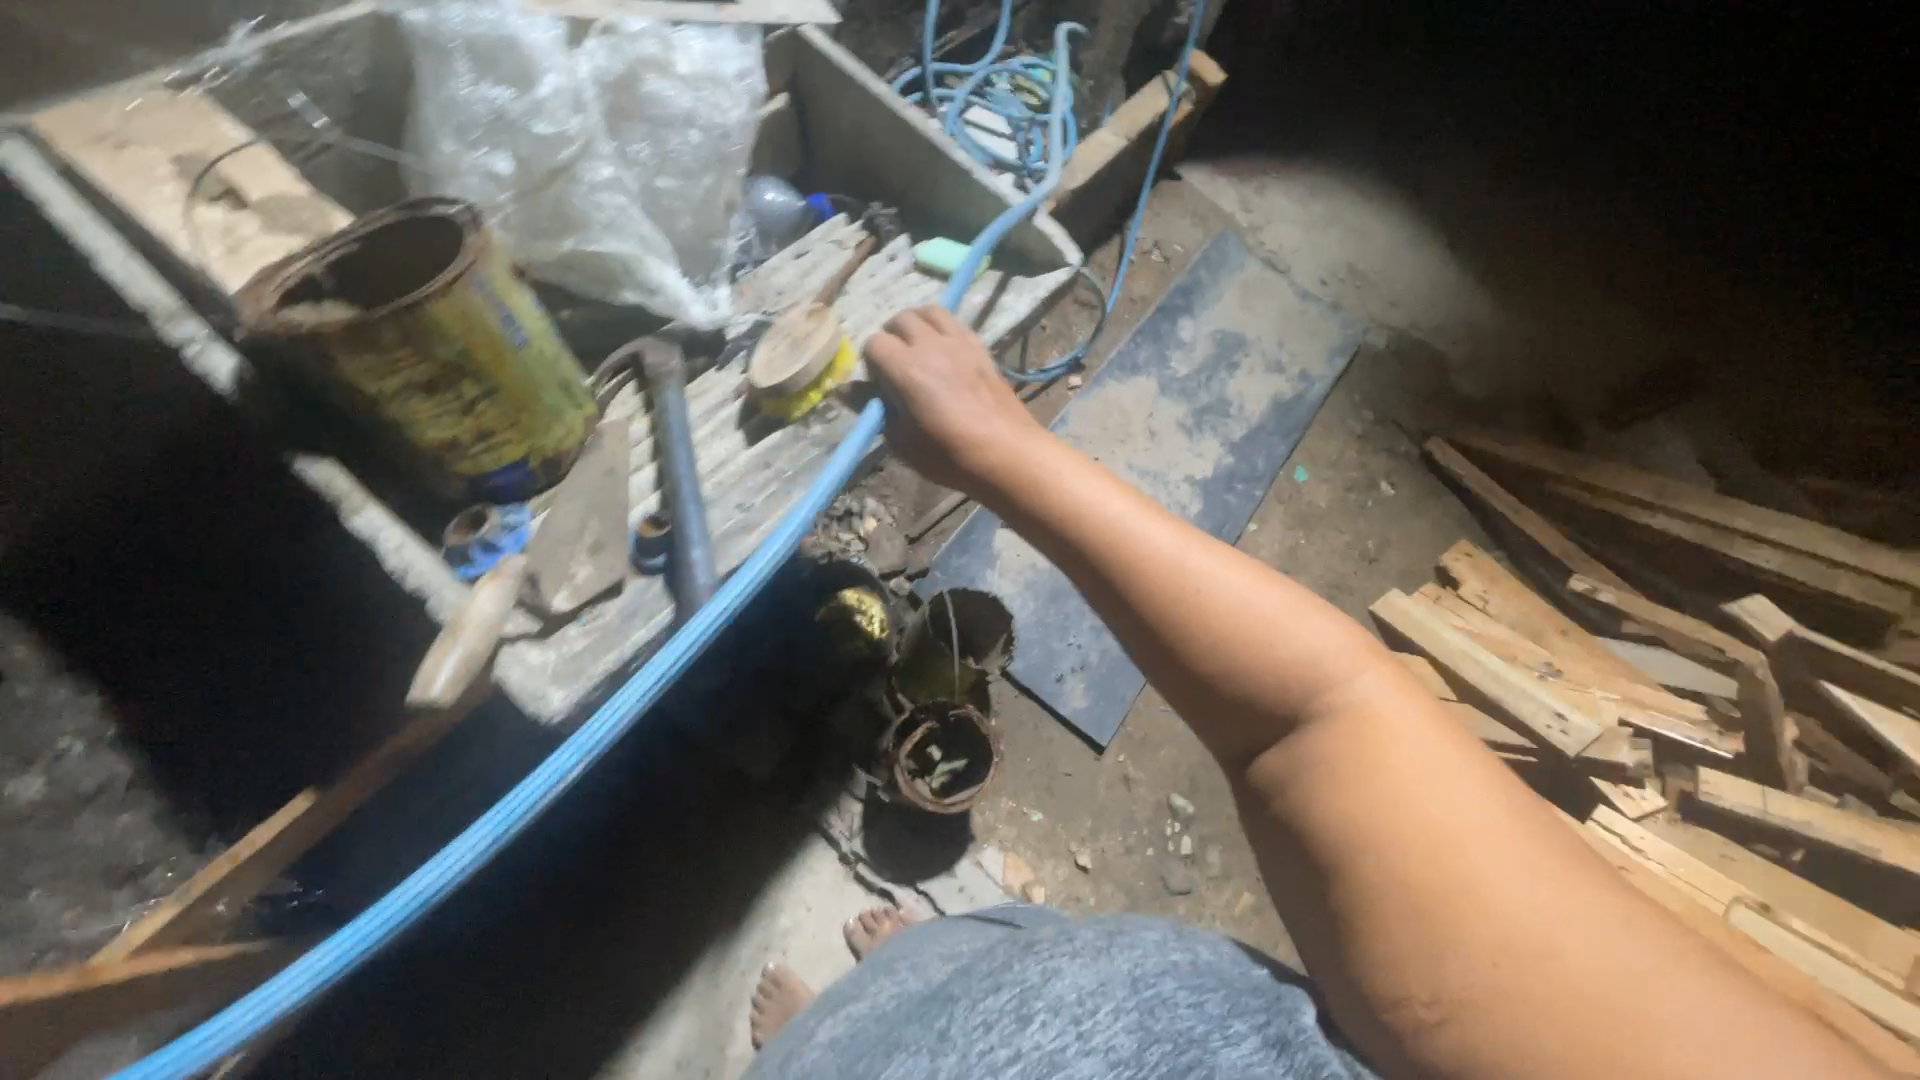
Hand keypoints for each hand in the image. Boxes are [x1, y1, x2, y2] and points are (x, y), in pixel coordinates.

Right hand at [862, 306, 1047, 493]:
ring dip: (917, 324)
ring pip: (929, 311)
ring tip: (918, 347)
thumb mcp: (901, 440)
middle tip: (896, 365)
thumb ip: (874, 408)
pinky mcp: (981, 348)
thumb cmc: (949, 455)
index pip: (873, 343)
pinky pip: (955, 322)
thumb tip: (844, 390)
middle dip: (891, 337)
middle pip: (900, 319)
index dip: (872, 363)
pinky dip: (943, 328)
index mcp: (905, 368)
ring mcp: (959, 343)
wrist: (1006, 452)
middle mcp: (930, 346)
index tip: (880, 385)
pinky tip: (945, 351)